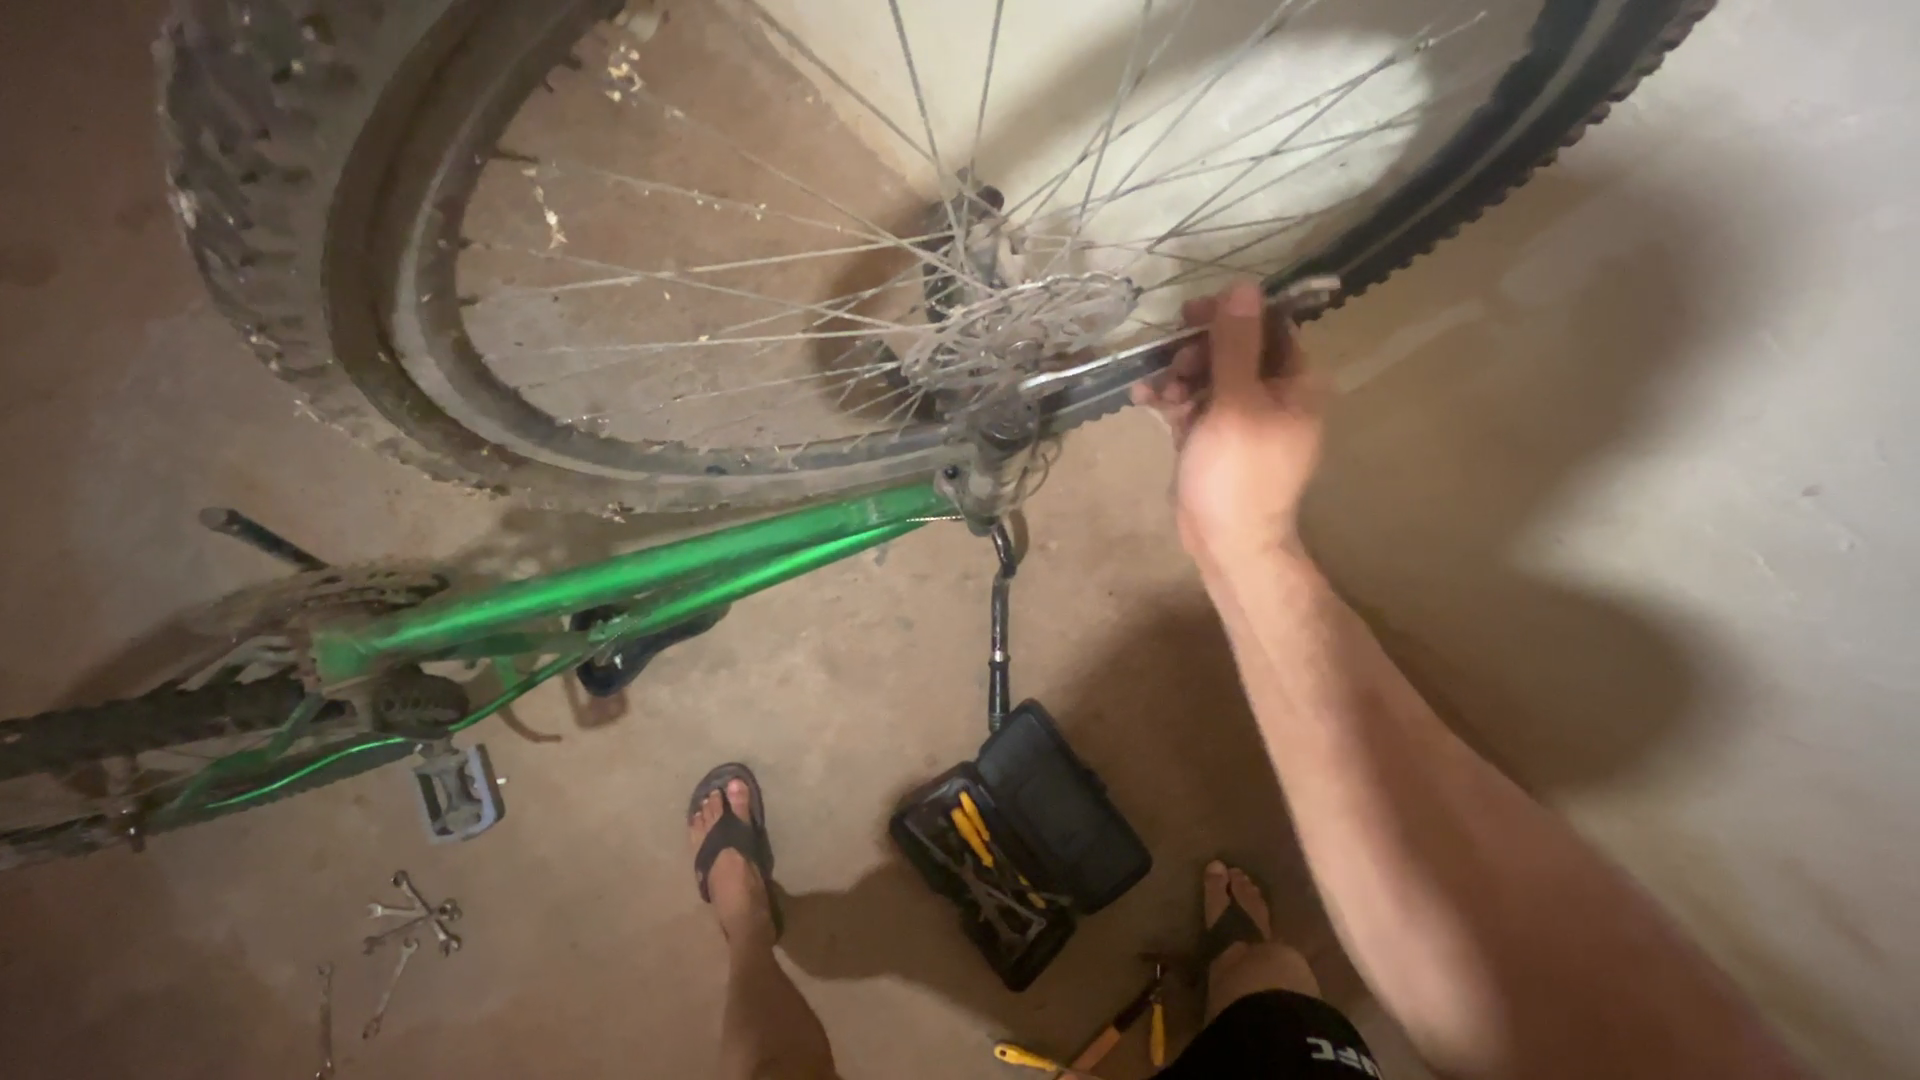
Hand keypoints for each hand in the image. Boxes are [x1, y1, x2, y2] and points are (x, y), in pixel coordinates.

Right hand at [1130, 280, 1325, 566]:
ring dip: (1177, 376)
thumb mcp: (1236, 403)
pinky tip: (1143, 398)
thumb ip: (1236, 344)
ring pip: (1207, 376)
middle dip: (1197, 351)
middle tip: (1173, 362)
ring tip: (1158, 392)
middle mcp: (1274, 395)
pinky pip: (1193, 405)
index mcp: (1296, 383)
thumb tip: (1243, 286)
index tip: (1191, 315)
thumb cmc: (1238, 473)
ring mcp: (1242, 418)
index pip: (1268, 326)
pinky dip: (1170, 400)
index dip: (1230, 315)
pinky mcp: (1213, 437)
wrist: (1227, 542)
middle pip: (1233, 350)